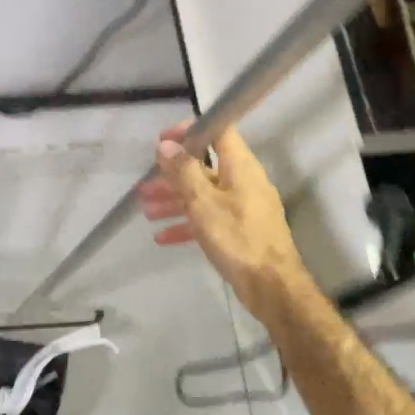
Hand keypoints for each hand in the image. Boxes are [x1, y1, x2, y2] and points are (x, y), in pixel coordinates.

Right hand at [139, 120, 306, 314]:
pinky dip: (186, 224)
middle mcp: (243, 181)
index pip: (219, 131)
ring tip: (146, 211)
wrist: (269, 284)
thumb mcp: (204, 203)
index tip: (164, 139)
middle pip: (204, 168)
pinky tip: (162, 237)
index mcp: (240, 167)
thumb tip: (167, 145)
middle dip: (172, 175)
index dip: (191, 130)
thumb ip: (184, 172)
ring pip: (202, 195)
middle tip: (144, 184)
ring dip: (173, 201)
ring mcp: (241, 207)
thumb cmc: (237, 238)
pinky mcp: (238, 230)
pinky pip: (208, 219)